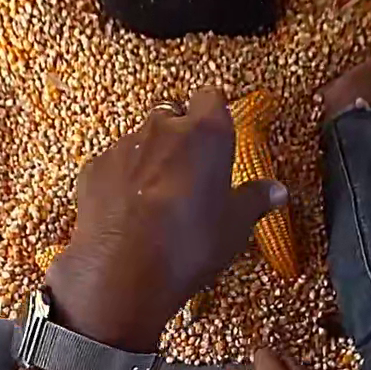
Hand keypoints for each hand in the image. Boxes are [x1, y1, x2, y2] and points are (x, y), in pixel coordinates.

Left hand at [48, 89, 286, 349]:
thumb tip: (278, 191)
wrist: (125, 271)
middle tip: (186, 177)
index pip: (212, 98)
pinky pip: (112, 168)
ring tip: (152, 203)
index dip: (213, 115)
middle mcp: (163, 128)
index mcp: (206, 133)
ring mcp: (123, 146)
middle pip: (172, 117)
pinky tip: (123, 214)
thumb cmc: (191, 244)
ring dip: (147, 161)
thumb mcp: (234, 227)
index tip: (215, 137)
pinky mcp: (93, 170)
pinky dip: (119, 183)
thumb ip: (253, 200)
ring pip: (139, 143)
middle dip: (178, 138)